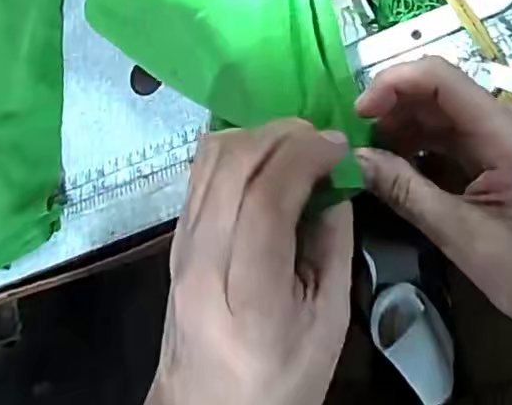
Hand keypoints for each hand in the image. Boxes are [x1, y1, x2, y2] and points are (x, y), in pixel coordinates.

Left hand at [147, 120, 354, 404]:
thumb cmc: (279, 378)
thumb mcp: (329, 321)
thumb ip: (335, 242)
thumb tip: (335, 177)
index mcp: (248, 299)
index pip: (265, 201)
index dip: (304, 157)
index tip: (338, 144)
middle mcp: (202, 263)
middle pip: (232, 166)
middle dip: (283, 134)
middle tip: (320, 136)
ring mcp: (180, 245)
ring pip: (211, 157)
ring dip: (259, 133)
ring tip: (296, 142)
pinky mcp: (174, 234)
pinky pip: (201, 168)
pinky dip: (237, 144)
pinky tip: (266, 153)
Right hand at [352, 57, 511, 344]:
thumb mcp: (466, 238)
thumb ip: (408, 192)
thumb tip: (357, 159)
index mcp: (503, 130)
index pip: (440, 77)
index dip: (394, 82)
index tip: (359, 113)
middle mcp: (503, 119)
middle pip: (438, 88)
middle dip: (393, 103)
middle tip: (355, 136)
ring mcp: (502, 136)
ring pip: (441, 110)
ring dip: (403, 124)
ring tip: (369, 152)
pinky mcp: (498, 154)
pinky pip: (452, 134)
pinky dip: (421, 143)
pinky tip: (396, 164)